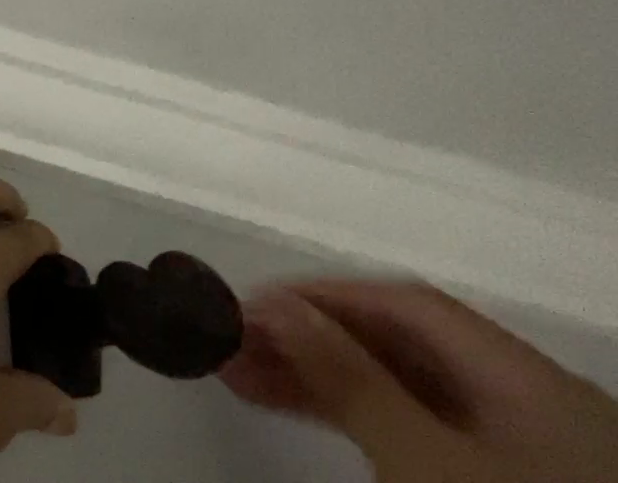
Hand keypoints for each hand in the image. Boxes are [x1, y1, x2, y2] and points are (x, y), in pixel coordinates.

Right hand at [222, 280, 617, 482]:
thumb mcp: (420, 458)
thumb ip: (347, 378)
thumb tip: (274, 305)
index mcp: (526, 377)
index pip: (406, 304)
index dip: (323, 293)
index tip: (249, 303)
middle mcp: (527, 398)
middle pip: (398, 342)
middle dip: (307, 336)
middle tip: (230, 339)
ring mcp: (515, 443)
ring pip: (394, 384)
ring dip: (312, 373)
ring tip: (236, 371)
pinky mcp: (491, 475)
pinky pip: (405, 420)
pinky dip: (344, 408)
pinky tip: (288, 403)